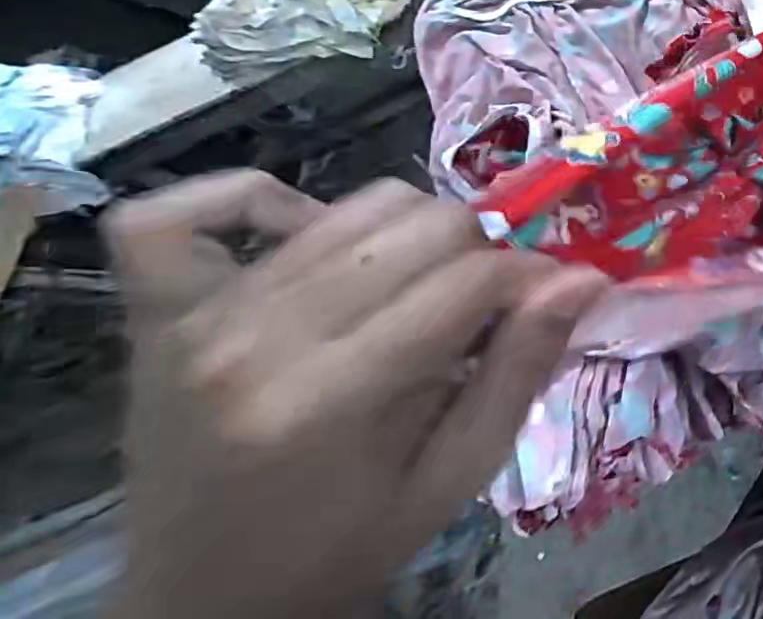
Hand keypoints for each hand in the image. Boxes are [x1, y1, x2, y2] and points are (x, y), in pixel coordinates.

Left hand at [105, 171, 608, 618]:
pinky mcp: (159, 312)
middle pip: (425, 225)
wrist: (211, 597)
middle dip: (484, 250)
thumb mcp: (464, 468)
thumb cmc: (357, 534)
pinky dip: (258, 201)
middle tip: (486, 301)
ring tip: (425, 280)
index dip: (533, 275)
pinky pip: (182, 212)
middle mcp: (255, 341)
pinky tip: (309, 232)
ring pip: (360, 205)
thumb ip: (526, 365)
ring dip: (420, 228)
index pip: (471, 278)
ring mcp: (199, 319)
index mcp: (329, 398)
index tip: (548, 300)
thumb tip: (586, 277)